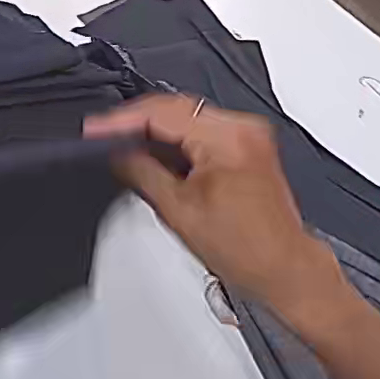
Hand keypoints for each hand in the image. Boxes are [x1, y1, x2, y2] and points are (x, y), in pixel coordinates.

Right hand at [86, 94, 344, 321]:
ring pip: (186, 116)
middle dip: (136, 121)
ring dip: (155, 129)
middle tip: (102, 134)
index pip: (161, 113)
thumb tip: (117, 152)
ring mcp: (248, 134)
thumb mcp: (177, 210)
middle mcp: (242, 128)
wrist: (285, 269)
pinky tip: (155, 151)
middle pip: (175, 108)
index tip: (94, 128)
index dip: (121, 120)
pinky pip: (202, 129)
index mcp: (227, 138)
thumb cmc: (246, 250)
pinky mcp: (247, 144)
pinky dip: (175, 138)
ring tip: (123, 143)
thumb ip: (141, 171)